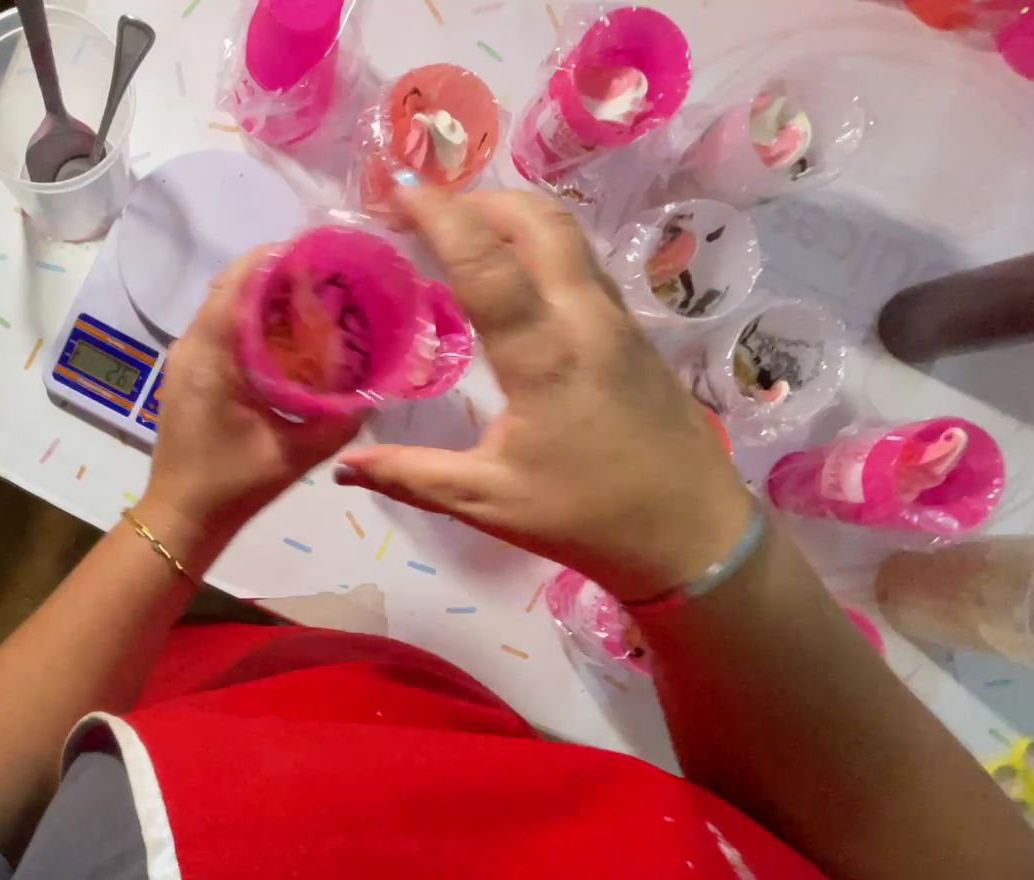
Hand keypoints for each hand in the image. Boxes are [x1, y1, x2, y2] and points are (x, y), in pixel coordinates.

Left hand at [142, 249, 364, 561]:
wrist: (182, 516)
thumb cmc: (231, 485)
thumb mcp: (293, 454)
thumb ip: (338, 421)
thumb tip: (377, 392)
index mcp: (211, 354)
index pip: (240, 280)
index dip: (280, 259)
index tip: (322, 257)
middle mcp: (190, 346)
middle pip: (232, 286)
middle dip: (278, 276)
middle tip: (326, 282)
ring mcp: (184, 360)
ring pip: (223, 307)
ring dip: (263, 299)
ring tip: (311, 305)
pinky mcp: (187, 374)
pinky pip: (219, 331)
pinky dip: (249, 324)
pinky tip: (284, 341)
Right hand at [334, 187, 749, 602]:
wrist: (693, 534)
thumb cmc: (586, 517)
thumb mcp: (485, 502)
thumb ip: (408, 476)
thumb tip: (341, 466)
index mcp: (546, 358)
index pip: (487, 266)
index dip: (441, 219)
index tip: (399, 191)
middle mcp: (586, 321)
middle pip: (538, 223)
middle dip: (477, 199)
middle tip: (422, 208)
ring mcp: (617, 322)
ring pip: (566, 237)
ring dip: (510, 217)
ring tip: (457, 230)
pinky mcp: (631, 334)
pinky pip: (579, 265)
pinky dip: (535, 248)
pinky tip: (507, 278)